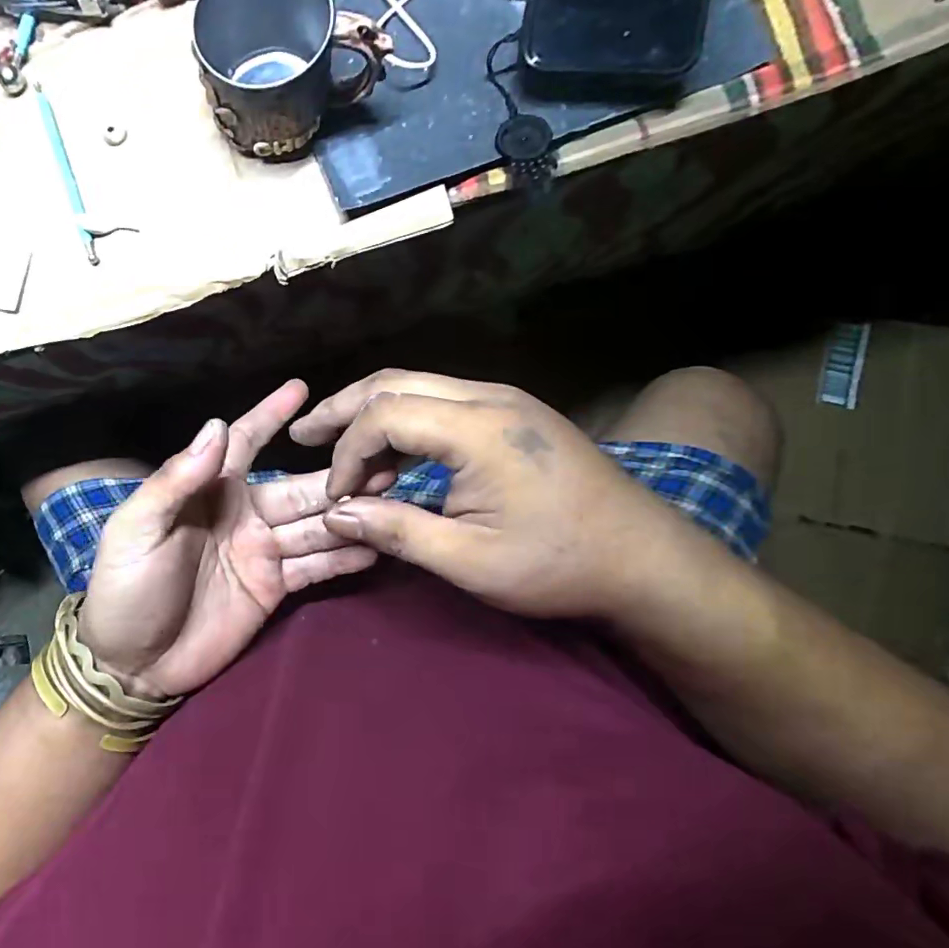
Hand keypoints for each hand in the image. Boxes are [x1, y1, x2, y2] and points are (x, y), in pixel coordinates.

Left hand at [76, 380, 382, 700]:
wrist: (131, 663)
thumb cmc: (125, 588)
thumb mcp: (137, 529)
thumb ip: (176, 480)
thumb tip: (217, 425)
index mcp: (206, 493)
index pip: (243, 444)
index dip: (269, 416)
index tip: (301, 388)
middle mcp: (240, 515)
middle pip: (297, 487)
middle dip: (338, 474)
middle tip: (385, 461)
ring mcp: (259, 552)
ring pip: (314, 525)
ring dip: (350, 513)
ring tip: (393, 501)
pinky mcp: (271, 589)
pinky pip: (313, 567)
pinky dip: (343, 557)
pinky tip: (376, 545)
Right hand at [290, 370, 707, 622]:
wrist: (647, 561)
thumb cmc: (557, 565)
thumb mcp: (468, 560)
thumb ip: (394, 531)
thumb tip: (333, 513)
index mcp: (478, 430)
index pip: (383, 415)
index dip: (347, 453)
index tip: (337, 497)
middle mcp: (489, 398)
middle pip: (393, 382)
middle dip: (342, 409)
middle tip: (302, 435)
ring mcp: (506, 401)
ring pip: (417, 385)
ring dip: (371, 412)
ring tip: (336, 445)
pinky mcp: (514, 414)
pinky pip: (441, 400)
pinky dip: (404, 421)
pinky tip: (391, 455)